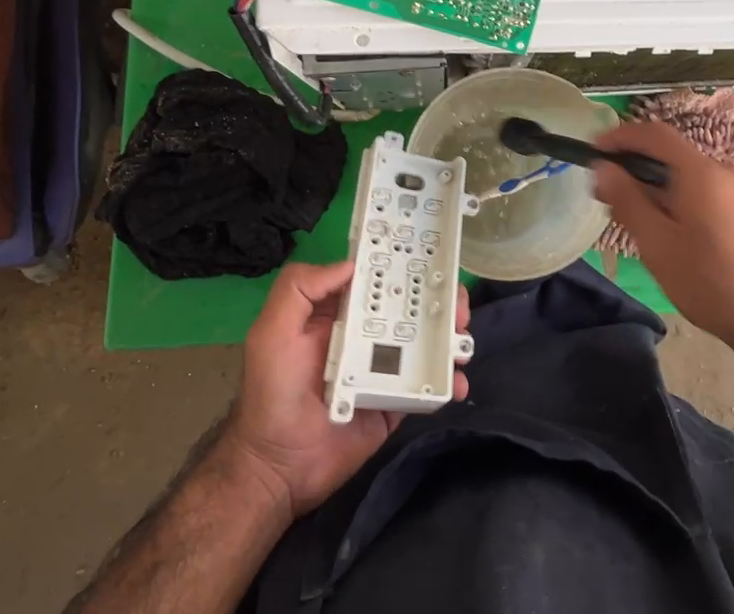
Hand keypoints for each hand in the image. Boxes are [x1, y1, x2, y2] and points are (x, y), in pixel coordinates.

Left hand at [219, 260, 469, 517]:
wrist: (280, 468)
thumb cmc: (272, 396)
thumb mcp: (270, 334)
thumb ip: (298, 290)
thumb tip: (350, 264)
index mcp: (340, 315)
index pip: (378, 282)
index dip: (407, 269)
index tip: (434, 265)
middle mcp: (366, 336)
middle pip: (413, 308)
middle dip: (442, 302)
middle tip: (457, 311)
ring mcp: (386, 369)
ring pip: (429, 343)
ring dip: (453, 339)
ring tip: (462, 346)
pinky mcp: (399, 400)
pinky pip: (431, 385)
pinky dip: (450, 381)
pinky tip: (457, 384)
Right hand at [592, 122, 733, 354]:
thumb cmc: (710, 282)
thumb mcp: (657, 244)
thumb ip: (628, 201)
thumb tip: (603, 167)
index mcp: (701, 172)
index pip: (655, 133)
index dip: (619, 135)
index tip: (592, 151)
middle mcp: (724, 172)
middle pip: (671, 153)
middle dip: (635, 166)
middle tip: (607, 195)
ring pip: (686, 176)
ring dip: (655, 187)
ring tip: (633, 220)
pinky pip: (702, 192)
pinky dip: (676, 199)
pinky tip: (667, 233)